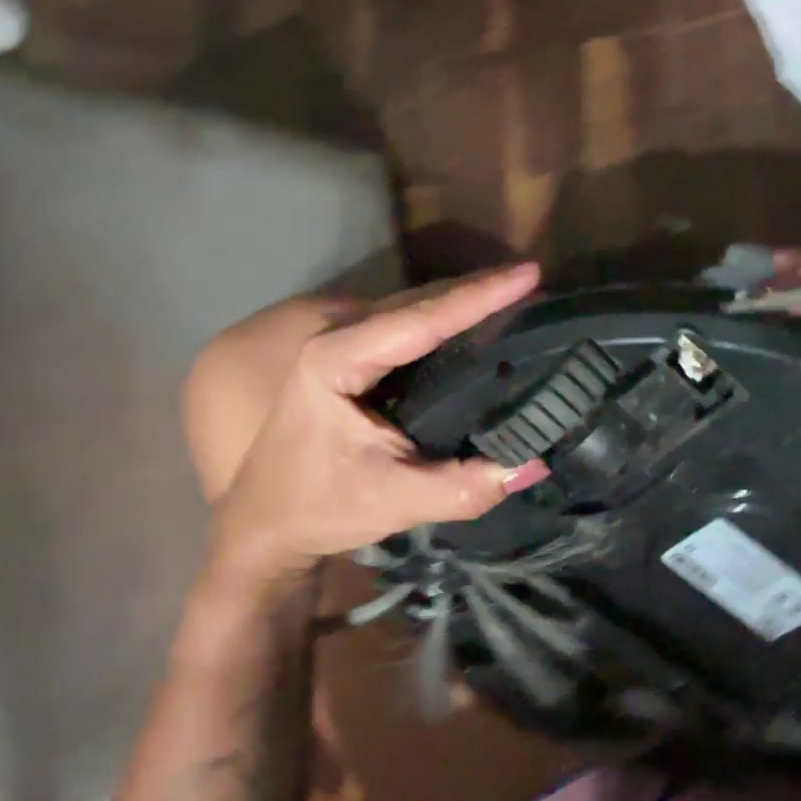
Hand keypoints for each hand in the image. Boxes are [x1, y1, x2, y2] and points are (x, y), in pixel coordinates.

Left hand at [209, 264, 551, 585]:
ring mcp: (345, 345)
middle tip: (537, 281)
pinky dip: (454, 321)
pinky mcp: (358, 360)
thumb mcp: (393, 503)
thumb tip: (534, 463)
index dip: (479, 296)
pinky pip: (414, 327)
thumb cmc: (317, 509)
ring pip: (418, 309)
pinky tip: (487, 324)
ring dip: (469, 301)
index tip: (529, 273)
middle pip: (422, 301)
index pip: (422, 319)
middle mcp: (339, 338)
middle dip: (481, 289)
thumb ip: (463, 487)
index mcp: (336, 360)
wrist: (263, 526)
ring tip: (523, 296)